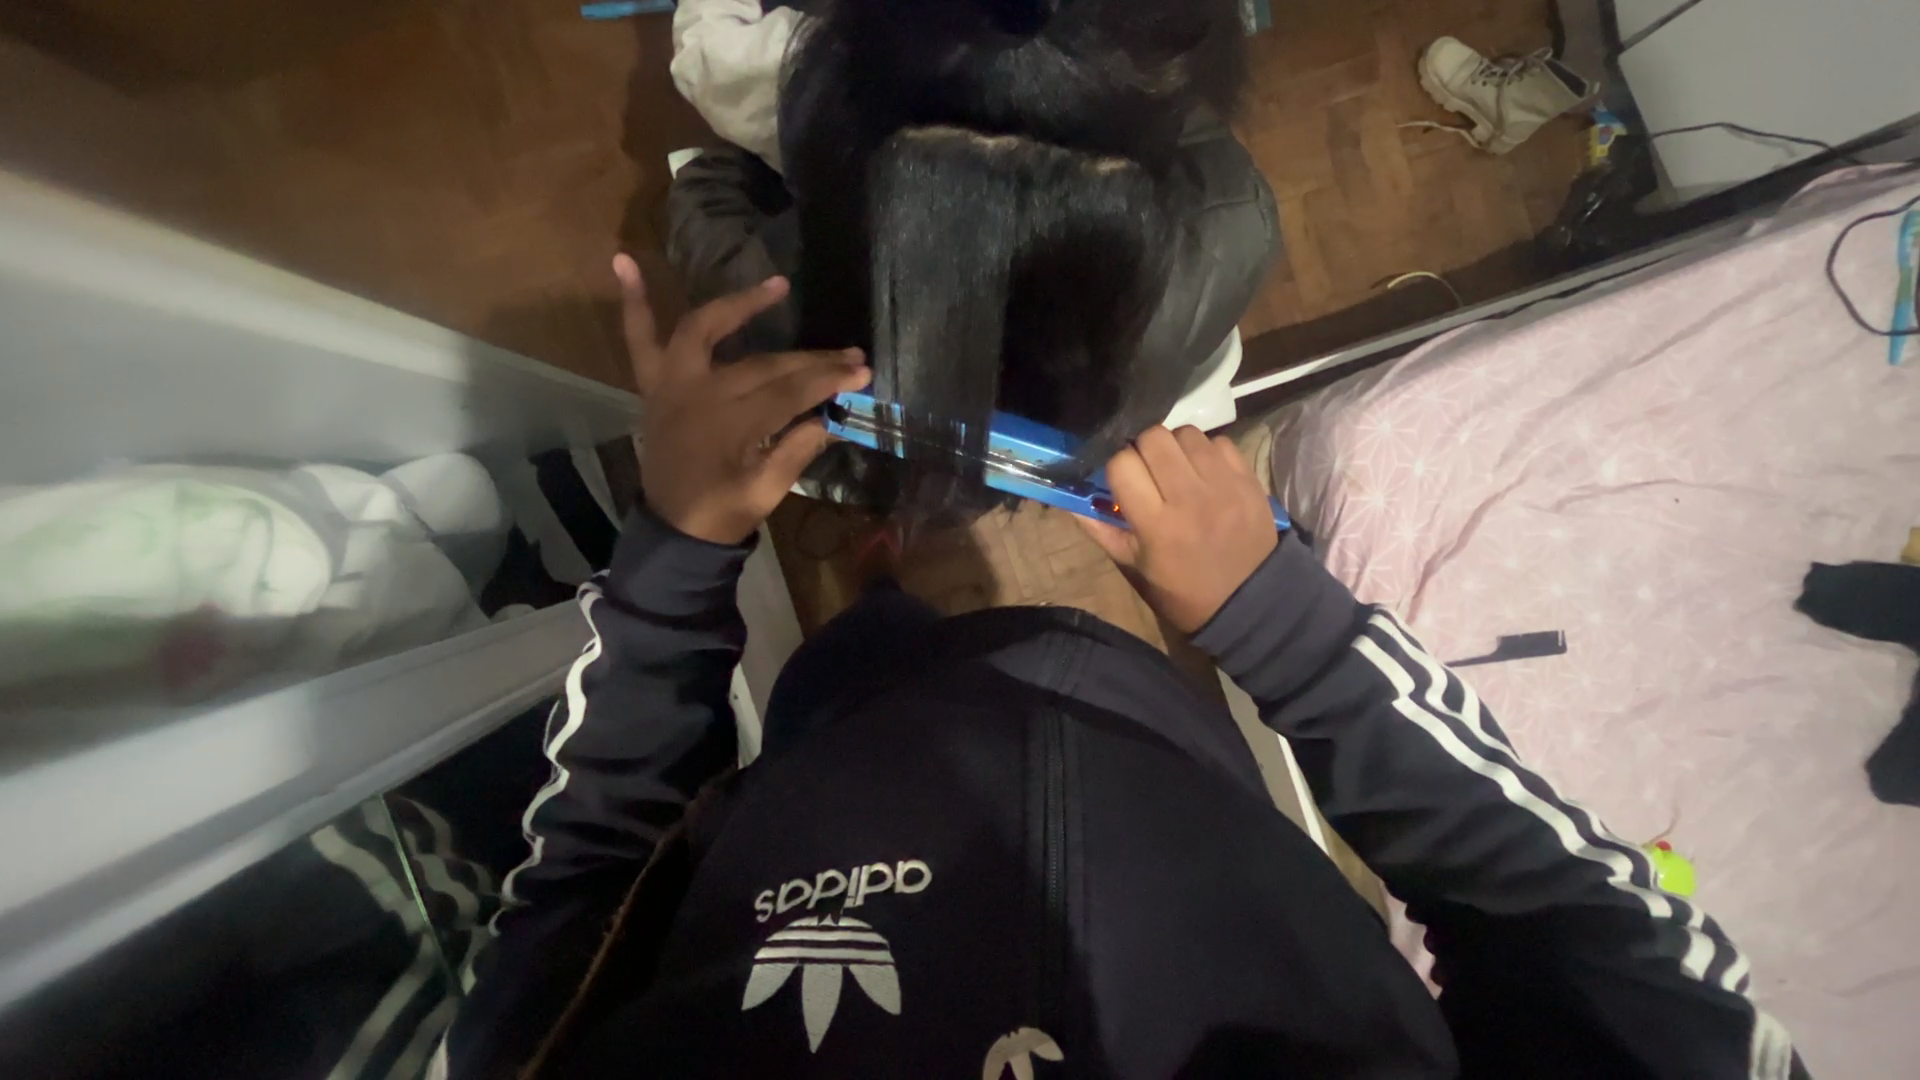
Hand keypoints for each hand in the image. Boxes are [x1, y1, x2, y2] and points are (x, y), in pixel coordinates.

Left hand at [617, 254, 868, 544]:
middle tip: (850, 353)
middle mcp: (697, 393)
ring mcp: (670, 384)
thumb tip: (829, 416)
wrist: (673, 532)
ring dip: (739, 305)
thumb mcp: (767, 492)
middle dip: (809, 359)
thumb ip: (796, 450)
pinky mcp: (654, 386)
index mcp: (728, 425)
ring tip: (778, 285)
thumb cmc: (722, 514)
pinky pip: (640, 339)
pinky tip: (624, 261)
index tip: (862, 372)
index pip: (788, 392)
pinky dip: (633, 303)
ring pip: (704, 330)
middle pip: (762, 364)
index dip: (827, 381)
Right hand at [1075, 426, 1279, 633]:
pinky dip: (1205, 452)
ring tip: (1175, 468)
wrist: (1250, 602)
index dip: (1116, 467)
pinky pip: (1219, 442)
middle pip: (1153, 437)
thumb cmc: (1182, 591)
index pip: (1122, 464)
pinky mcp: (1248, 480)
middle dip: (1141, 448)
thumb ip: (1102, 530)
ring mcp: (1224, 486)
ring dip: (1174, 446)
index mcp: (1157, 525)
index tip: (1121, 480)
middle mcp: (1190, 498)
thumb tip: (1070, 502)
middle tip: (1146, 469)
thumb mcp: (1135, 568)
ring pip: (1186, 433)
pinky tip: (1203, 473)